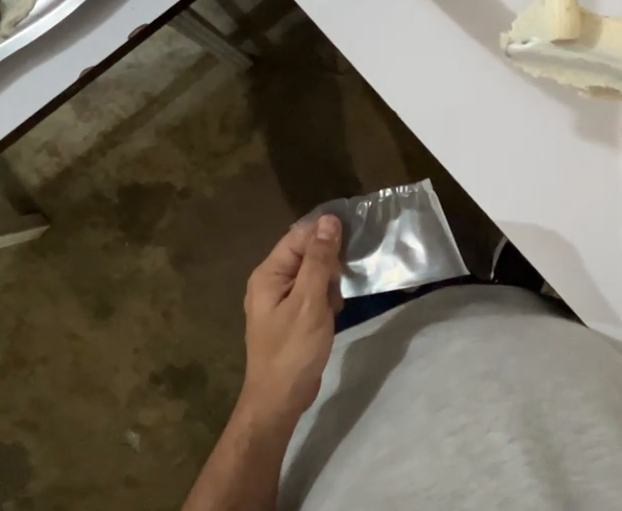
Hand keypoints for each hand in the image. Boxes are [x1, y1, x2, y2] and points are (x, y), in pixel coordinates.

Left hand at [239, 214, 343, 426]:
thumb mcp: (310, 301)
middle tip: (340, 284)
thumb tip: (329, 220)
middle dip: (329, 264)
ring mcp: (279, 299)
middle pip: (306, 253)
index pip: (300, 236)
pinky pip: (312, 292)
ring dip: (329, 283)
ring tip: (335, 303)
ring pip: (313, 273)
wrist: (279, 400)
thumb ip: (319, 260)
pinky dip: (326, 298)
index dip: (326, 235)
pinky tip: (333, 313)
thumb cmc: (293, 350)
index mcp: (269, 273)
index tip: (353, 243)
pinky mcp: (291, 314)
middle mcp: (271, 281)